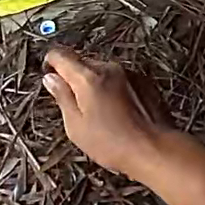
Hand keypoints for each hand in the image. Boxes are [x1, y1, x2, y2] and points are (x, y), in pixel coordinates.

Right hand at [42, 48, 172, 175]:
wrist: (154, 149)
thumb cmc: (113, 144)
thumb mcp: (76, 126)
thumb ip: (62, 97)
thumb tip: (51, 78)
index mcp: (88, 78)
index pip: (61, 55)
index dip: (51, 62)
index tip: (49, 73)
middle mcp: (109, 68)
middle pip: (83, 63)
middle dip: (74, 77)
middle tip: (74, 103)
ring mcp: (128, 73)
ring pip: (102, 70)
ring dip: (95, 84)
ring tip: (98, 112)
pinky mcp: (143, 82)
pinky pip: (120, 78)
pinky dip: (113, 88)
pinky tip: (116, 111)